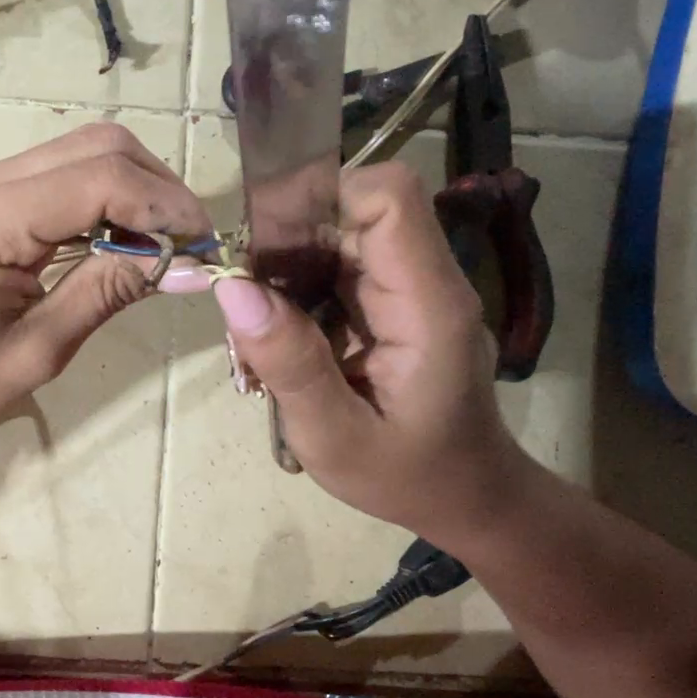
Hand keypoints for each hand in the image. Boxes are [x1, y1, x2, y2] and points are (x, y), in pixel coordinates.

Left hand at [0, 122, 211, 444]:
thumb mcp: (39, 349)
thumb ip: (109, 293)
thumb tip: (184, 264)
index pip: (101, 179)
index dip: (164, 206)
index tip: (205, 247)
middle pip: (97, 146)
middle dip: (155, 187)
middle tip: (189, 245)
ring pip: (82, 153)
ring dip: (133, 189)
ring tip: (165, 246)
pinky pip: (59, 177)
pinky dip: (103, 199)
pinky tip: (124, 241)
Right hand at [212, 163, 537, 541]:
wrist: (464, 500)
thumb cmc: (406, 476)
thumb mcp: (334, 436)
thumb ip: (289, 363)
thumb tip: (232, 287)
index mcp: (427, 305)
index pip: (388, 199)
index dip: (321, 198)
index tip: (259, 241)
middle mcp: (422, 283)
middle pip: (352, 214)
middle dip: (284, 241)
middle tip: (238, 297)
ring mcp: (405, 293)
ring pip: (335, 241)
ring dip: (281, 270)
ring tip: (251, 329)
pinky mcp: (387, 307)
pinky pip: (331, 273)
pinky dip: (290, 294)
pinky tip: (272, 337)